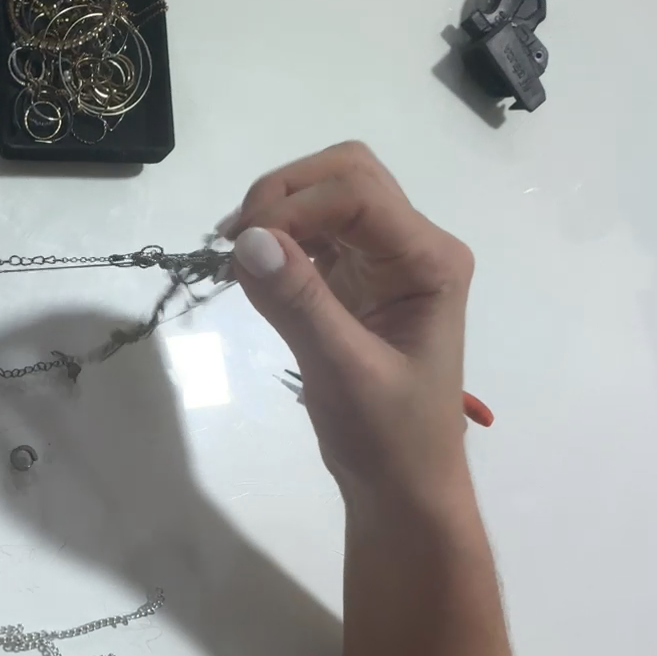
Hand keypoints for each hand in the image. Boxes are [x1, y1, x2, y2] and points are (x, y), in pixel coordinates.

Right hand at [223, 142, 476, 512]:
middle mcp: (409, 248)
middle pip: (348, 175)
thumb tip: (246, 240)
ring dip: (276, 214)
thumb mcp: (340, 369)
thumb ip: (297, 302)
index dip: (291, 207)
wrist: (400, 480)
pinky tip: (249, 272)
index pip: (358, 195)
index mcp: (426, 261)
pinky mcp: (351, 285)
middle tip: (230, 239)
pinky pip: (313, 240)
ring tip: (232, 257)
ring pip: (328, 200)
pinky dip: (275, 243)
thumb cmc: (385, 433)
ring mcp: (380, 265)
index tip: (234, 247)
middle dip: (284, 193)